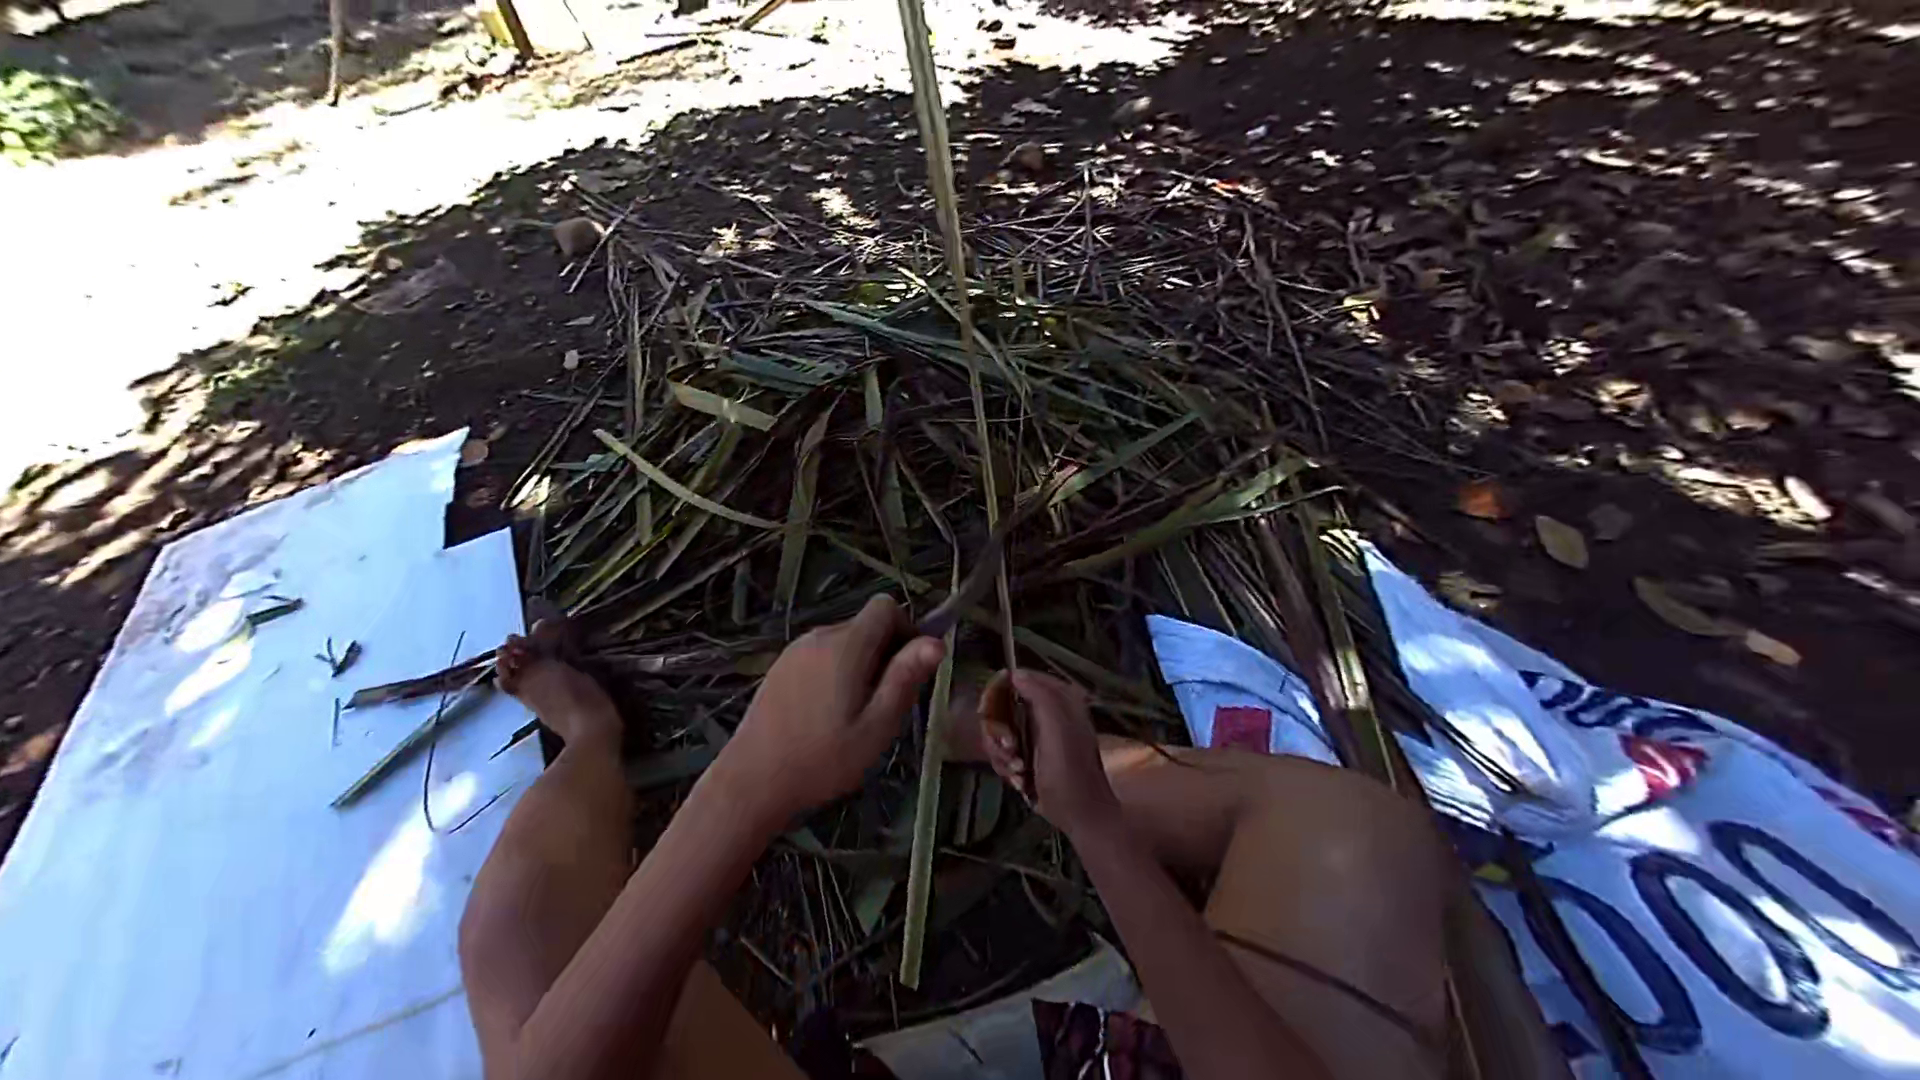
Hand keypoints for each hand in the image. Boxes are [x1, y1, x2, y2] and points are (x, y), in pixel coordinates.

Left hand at [719, 595, 944, 824]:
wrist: (750, 783)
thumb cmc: (822, 760)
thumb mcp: (877, 726)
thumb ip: (906, 679)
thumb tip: (937, 642)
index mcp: (845, 645)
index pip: (886, 607)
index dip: (907, 630)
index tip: (909, 670)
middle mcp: (818, 636)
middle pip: (866, 625)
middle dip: (885, 653)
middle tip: (885, 703)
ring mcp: (794, 650)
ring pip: (844, 641)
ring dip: (861, 664)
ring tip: (856, 713)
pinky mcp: (780, 667)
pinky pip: (821, 654)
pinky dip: (836, 671)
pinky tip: (827, 713)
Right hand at [976, 670, 1119, 838]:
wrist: (1080, 815)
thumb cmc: (1070, 772)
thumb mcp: (1058, 728)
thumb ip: (1040, 695)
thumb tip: (1015, 674)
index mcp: (1058, 697)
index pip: (1017, 678)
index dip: (998, 693)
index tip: (988, 713)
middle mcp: (1046, 710)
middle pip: (1001, 705)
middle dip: (998, 731)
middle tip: (1010, 748)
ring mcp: (1036, 733)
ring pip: (998, 730)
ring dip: (1001, 753)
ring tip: (1018, 770)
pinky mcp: (1027, 754)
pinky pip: (1001, 750)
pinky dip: (1005, 765)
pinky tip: (1019, 780)